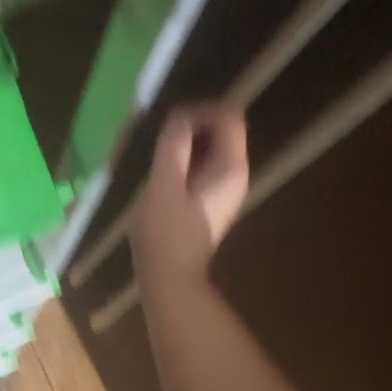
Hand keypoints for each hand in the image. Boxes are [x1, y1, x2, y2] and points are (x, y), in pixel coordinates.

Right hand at [133, 102, 248, 281]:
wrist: (170, 279)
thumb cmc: (164, 232)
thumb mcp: (163, 183)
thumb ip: (174, 145)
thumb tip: (180, 117)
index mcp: (230, 167)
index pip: (229, 117)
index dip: (200, 111)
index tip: (169, 123)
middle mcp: (235, 175)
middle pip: (222, 131)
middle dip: (192, 126)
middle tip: (159, 137)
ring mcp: (224, 190)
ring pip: (211, 149)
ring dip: (186, 144)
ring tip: (157, 154)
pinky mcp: (209, 202)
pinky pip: (202, 168)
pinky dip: (185, 162)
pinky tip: (161, 175)